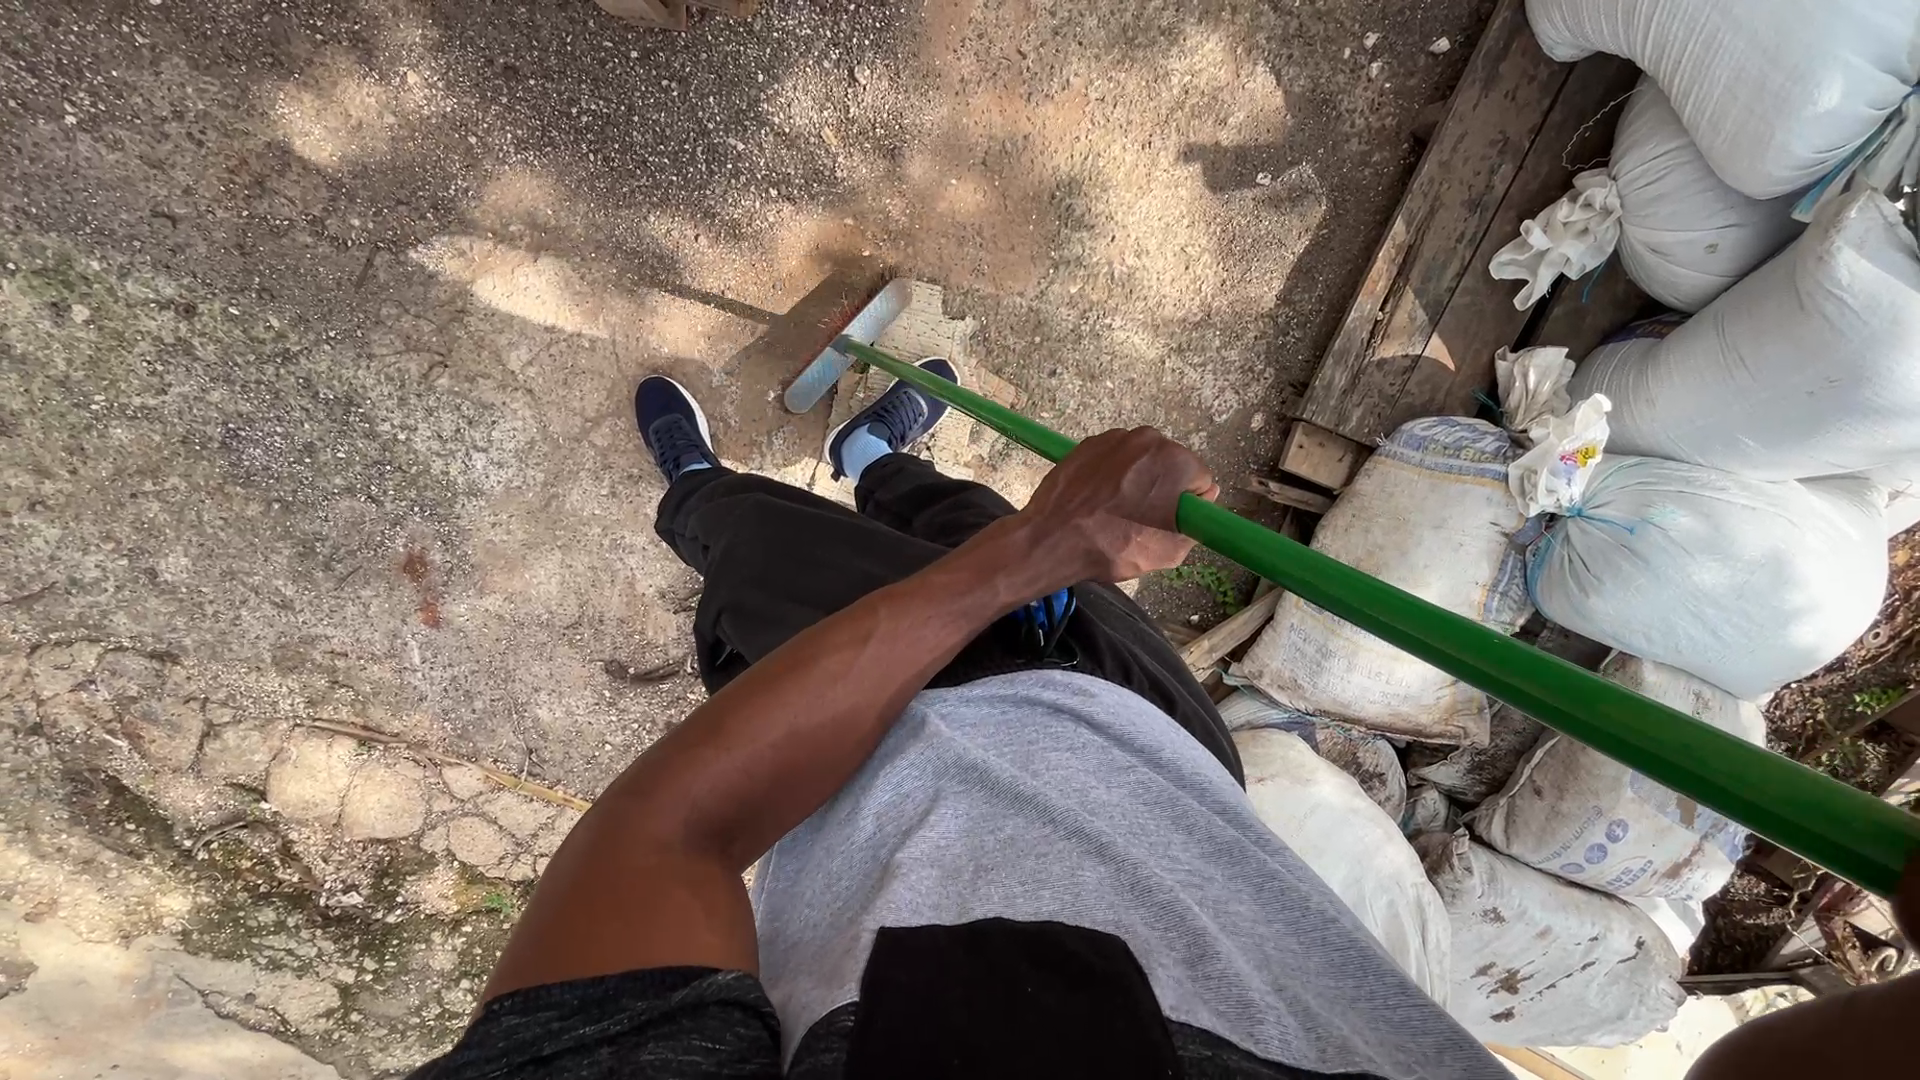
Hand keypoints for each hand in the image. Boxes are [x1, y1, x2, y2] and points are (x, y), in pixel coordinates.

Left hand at [1014, 426, 1218, 582]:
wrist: (1052, 538)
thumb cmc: (1113, 546)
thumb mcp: (1170, 552)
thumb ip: (1197, 526)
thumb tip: (1198, 507)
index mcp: (1176, 461)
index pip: (1200, 480)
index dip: (1188, 504)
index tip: (1169, 520)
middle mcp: (1149, 439)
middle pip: (1170, 464)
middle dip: (1162, 487)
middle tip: (1141, 517)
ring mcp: (1115, 438)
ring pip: (1140, 459)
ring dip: (1136, 478)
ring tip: (1115, 509)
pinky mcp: (1088, 443)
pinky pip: (1113, 458)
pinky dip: (1111, 473)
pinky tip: (1098, 498)